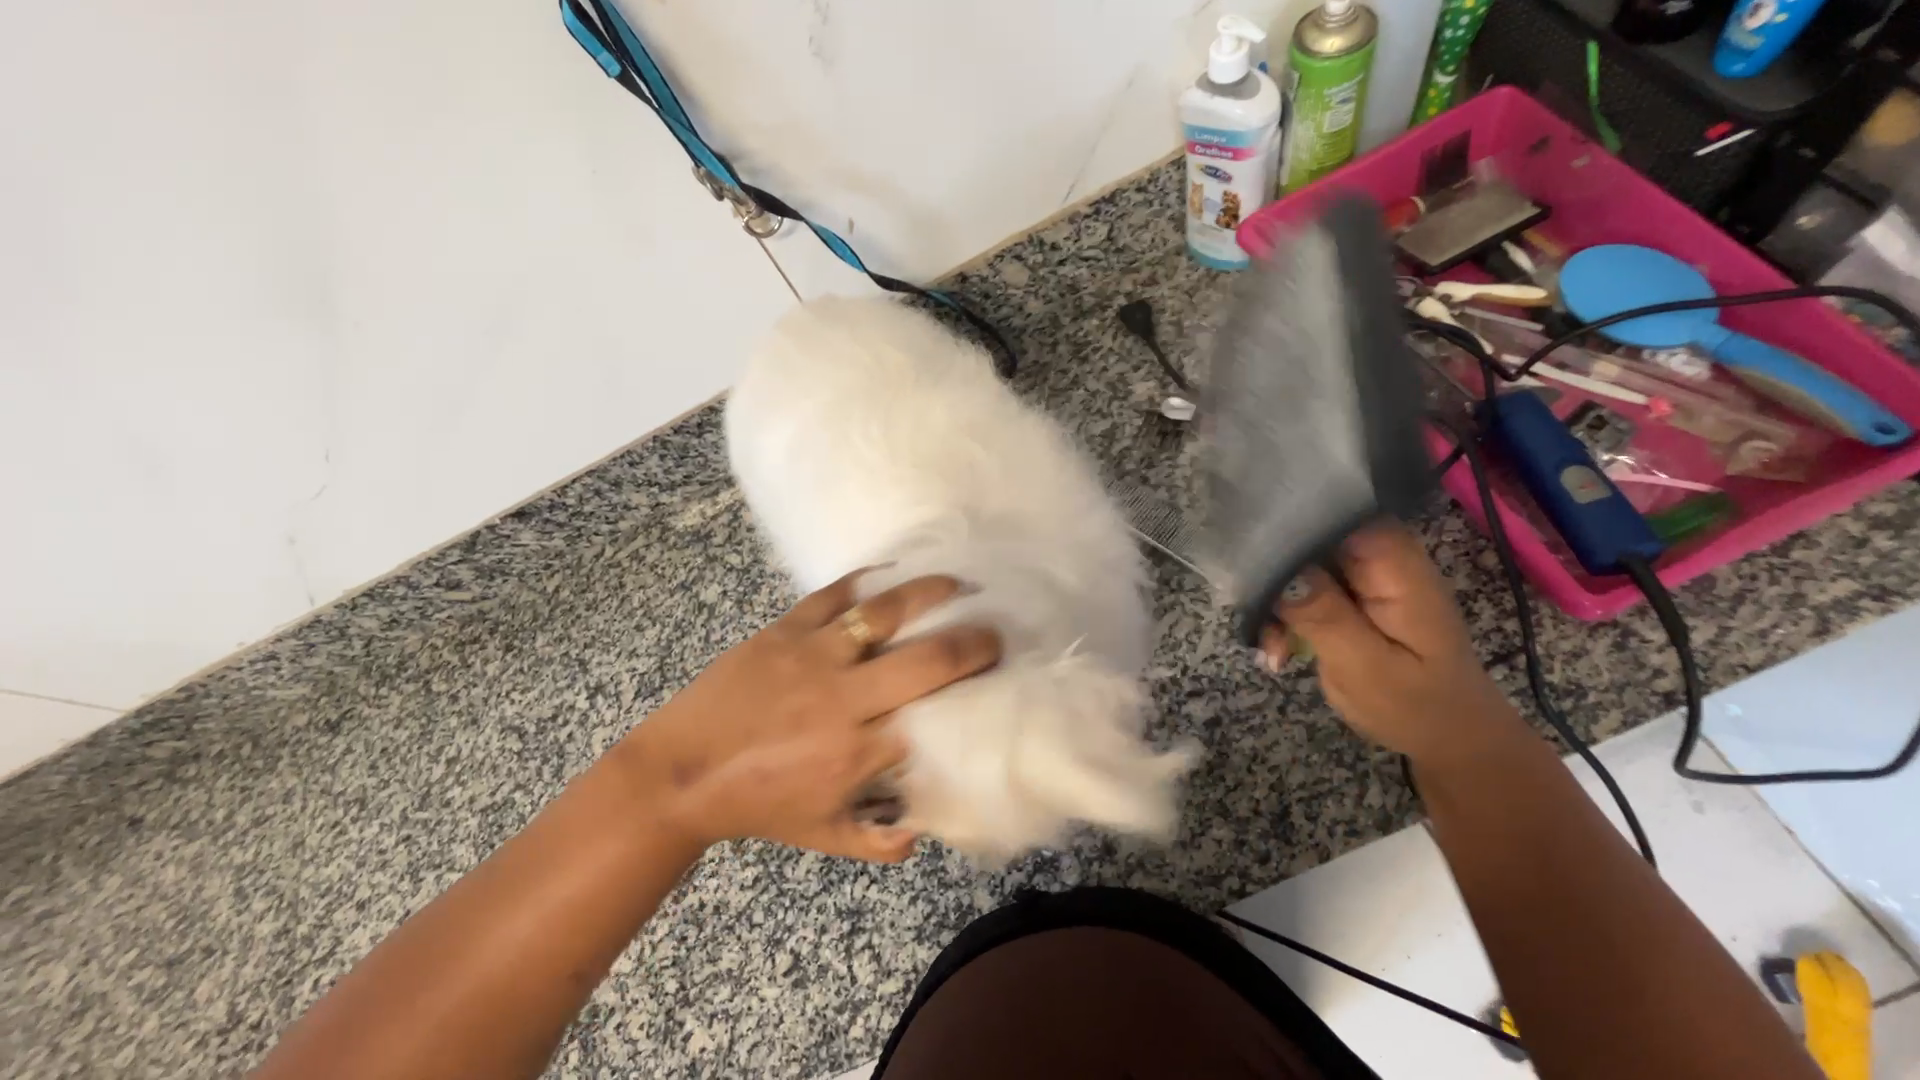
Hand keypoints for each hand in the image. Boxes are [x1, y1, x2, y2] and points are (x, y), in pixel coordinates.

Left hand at [620, 572, 999, 861]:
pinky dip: (869, 580)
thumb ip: (881, 843)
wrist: (679, 773)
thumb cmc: (757, 805)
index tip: (1000, 684)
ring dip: (933, 594)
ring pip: (885, 612)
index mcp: (859, 750)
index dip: (973, 696)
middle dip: (974, 644)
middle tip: (997, 635)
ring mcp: (814, 655)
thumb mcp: (824, 836)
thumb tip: (928, 830)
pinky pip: (834, 595)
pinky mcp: (784, 629)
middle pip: (928, 659)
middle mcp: (845, 697)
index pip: (935, 715)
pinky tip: (895, 573)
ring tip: (963, 586)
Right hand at [1257, 523, 1527, 765]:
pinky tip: (1280, 651)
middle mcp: (1379, 556)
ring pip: (1298, 566)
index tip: (1250, 560)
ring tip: (1274, 650)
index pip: (1334, 514)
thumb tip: (1284, 573)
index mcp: (1394, 562)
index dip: (1288, 527)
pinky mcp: (1351, 596)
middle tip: (1259, 624)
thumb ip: (1325, 616)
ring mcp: (1364, 576)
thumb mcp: (1366, 667)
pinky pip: (1304, 590)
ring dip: (1275, 604)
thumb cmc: (1418, 707)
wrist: (1450, 738)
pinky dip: (1285, 618)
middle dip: (1273, 575)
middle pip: (1309, 537)